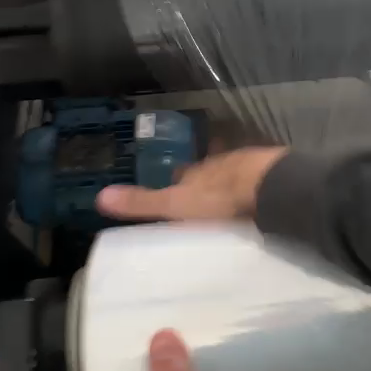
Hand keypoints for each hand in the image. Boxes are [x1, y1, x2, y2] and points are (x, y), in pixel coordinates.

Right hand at [99, 146, 287, 221]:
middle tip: (201, 199)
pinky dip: (253, 192)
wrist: (268, 187)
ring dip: (230, 186)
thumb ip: (143, 203)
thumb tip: (100, 196)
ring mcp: (247, 168)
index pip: (182, 174)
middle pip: (209, 172)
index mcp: (197, 172)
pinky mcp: (270, 177)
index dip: (178, 181)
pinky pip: (257, 184)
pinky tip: (253, 206)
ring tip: (227, 204)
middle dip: (205, 182)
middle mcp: (220, 164)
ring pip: (234, 175)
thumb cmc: (218, 197)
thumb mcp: (175, 204)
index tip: (174, 189)